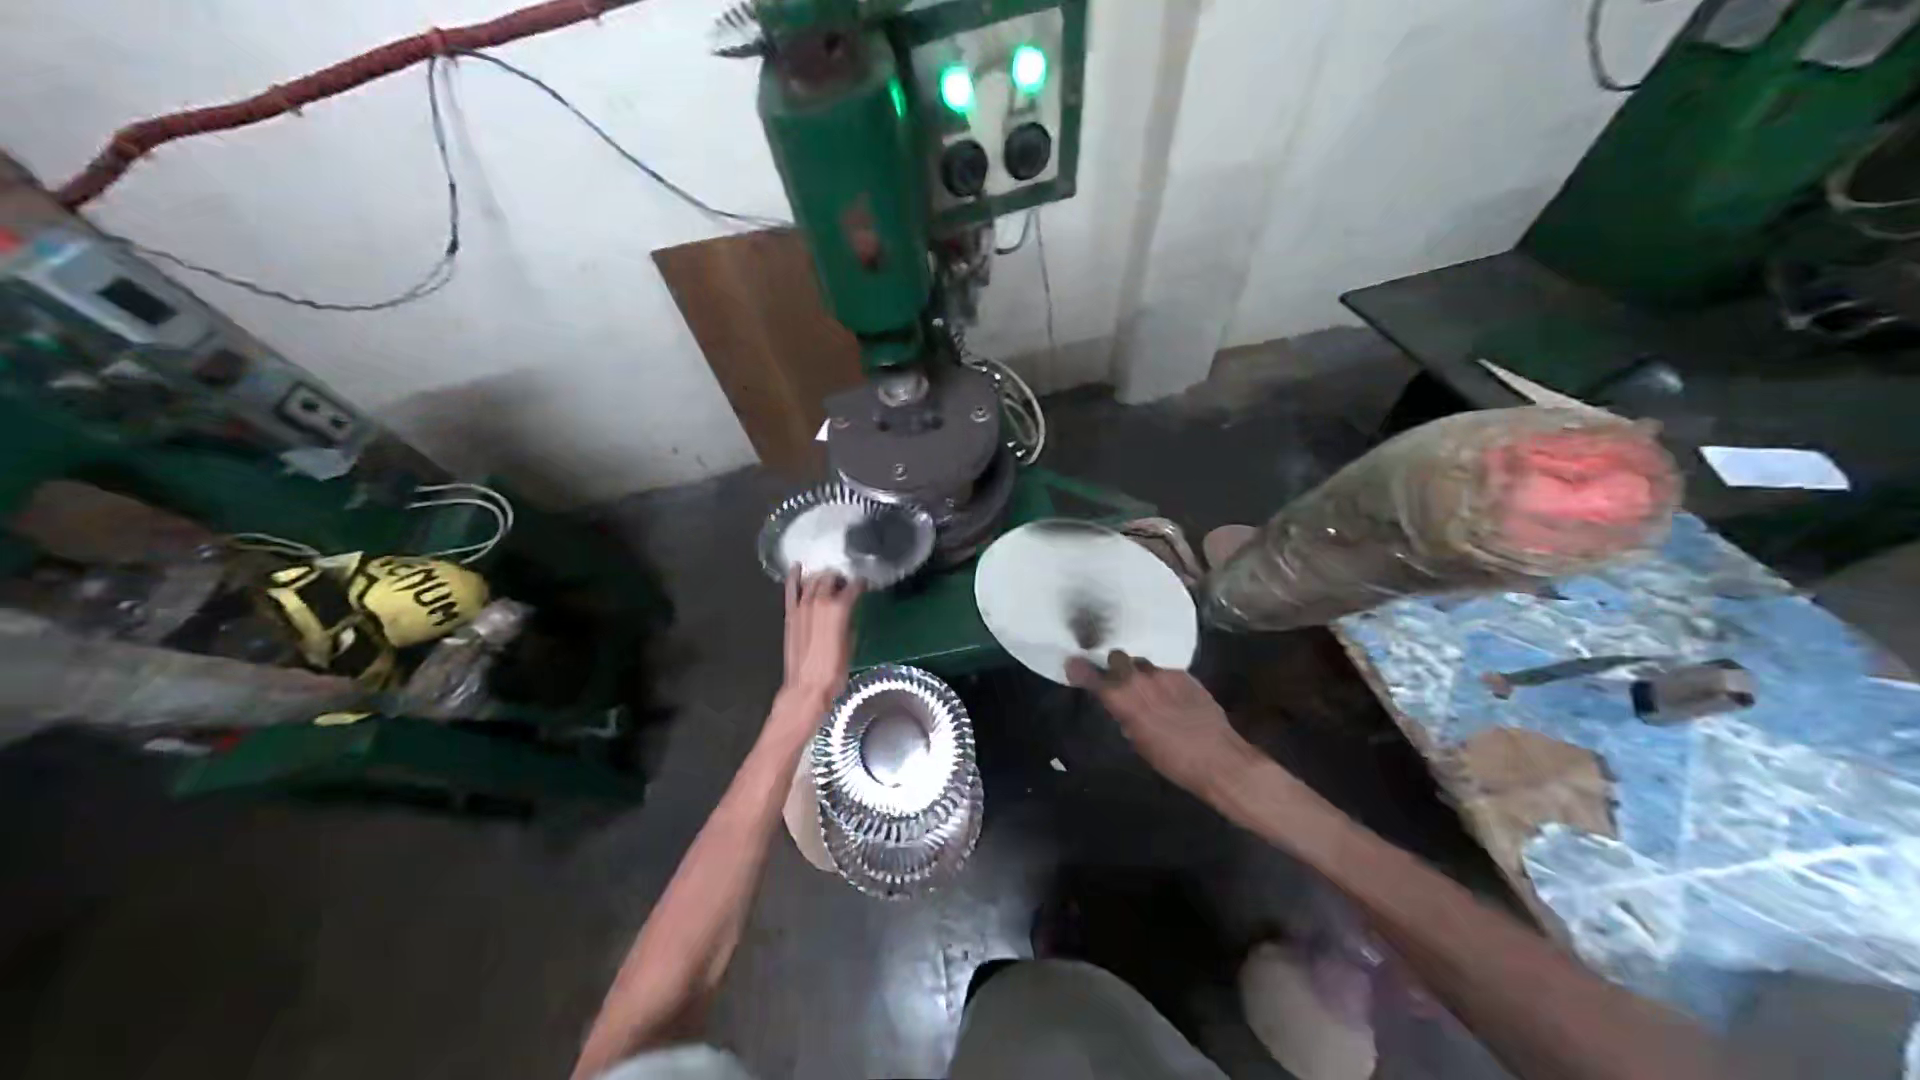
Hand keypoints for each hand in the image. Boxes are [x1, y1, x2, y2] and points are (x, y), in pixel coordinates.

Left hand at [782, 570, 860, 702]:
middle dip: (840, 578)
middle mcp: (820, 602)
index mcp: (839, 608)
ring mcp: (802, 606)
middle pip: (831, 578)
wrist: (807, 687)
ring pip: (812, 581)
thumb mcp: (851, 643)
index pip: (853, 586)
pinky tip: (797, 567)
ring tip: (828, 579)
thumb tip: (847, 612)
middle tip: (846, 583)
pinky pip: (790, 590)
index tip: (864, 584)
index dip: (861, 583)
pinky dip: (793, 577)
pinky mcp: (790, 614)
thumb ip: (849, 621)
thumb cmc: (835, 670)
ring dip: (822, 577)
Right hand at [1066, 650, 1257, 793]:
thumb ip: (1124, 715)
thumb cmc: (1172, 760)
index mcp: (1123, 699)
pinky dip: (1163, 681)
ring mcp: (1165, 674)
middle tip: (1120, 681)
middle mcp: (1140, 679)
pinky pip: (1165, 671)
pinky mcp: (1186, 675)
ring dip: (1140, 673)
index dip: (1080, 669)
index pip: (1092, 675)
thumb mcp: (1138, 741)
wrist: (1218, 758)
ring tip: (1149, 690)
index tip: (1073, 664)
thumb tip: (1121, 706)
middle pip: (1118, 657)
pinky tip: (1172, 697)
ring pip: (1143, 663)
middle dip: (1116, 667)